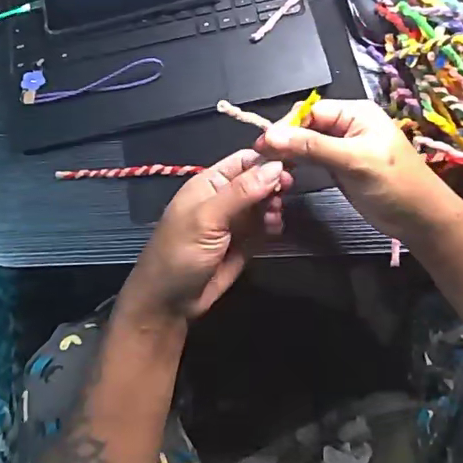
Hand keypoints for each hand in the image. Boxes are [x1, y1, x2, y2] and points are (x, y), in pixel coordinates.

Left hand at [121, 149, 291, 323]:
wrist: (170, 302)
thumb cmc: (181, 252)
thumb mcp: (208, 218)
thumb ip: (241, 192)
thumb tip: (276, 166)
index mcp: (210, 183)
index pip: (244, 160)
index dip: (267, 160)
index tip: (291, 165)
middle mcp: (225, 197)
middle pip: (259, 179)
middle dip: (275, 183)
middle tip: (286, 191)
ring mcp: (236, 220)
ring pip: (265, 202)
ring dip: (275, 205)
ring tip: (275, 216)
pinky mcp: (245, 241)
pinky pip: (265, 224)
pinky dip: (273, 224)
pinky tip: (274, 228)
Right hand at [254, 99, 462, 240]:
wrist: (421, 220)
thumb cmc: (394, 184)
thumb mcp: (353, 161)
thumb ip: (311, 146)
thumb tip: (270, 136)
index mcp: (354, 112)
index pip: (309, 110)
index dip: (285, 126)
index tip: (262, 146)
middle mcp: (346, 124)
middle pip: (304, 125)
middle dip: (284, 140)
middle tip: (263, 160)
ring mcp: (341, 146)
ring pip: (304, 143)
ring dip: (288, 154)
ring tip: (270, 169)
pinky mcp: (338, 167)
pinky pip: (310, 159)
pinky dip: (297, 165)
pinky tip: (284, 175)